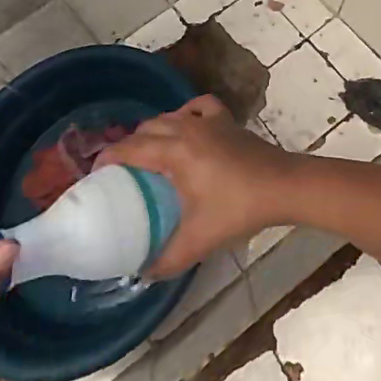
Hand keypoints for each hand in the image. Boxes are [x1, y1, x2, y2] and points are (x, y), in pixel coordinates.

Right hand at [98, 94, 295, 278]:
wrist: (285, 186)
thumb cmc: (239, 209)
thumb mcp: (198, 240)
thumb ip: (166, 260)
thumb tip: (142, 273)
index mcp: (174, 151)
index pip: (128, 148)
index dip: (106, 159)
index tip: (95, 177)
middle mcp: (188, 128)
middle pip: (146, 129)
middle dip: (128, 146)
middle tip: (122, 172)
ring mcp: (210, 121)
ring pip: (170, 116)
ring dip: (154, 131)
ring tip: (149, 154)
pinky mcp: (229, 121)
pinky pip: (200, 106)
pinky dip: (187, 112)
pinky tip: (186, 125)